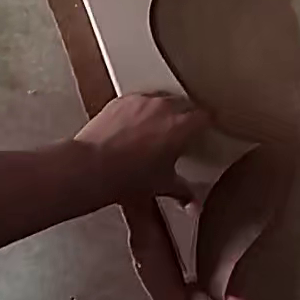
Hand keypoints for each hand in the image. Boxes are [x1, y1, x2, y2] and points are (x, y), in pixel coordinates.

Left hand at [72, 93, 208, 202]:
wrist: (92, 168)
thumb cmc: (126, 176)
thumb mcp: (162, 185)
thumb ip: (183, 191)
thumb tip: (190, 200)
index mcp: (182, 126)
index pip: (205, 116)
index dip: (207, 124)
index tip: (206, 129)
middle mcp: (164, 107)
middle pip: (185, 104)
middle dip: (186, 116)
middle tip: (182, 132)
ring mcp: (142, 101)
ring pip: (162, 98)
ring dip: (164, 110)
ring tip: (158, 127)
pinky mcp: (122, 100)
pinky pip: (139, 100)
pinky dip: (141, 109)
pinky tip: (135, 125)